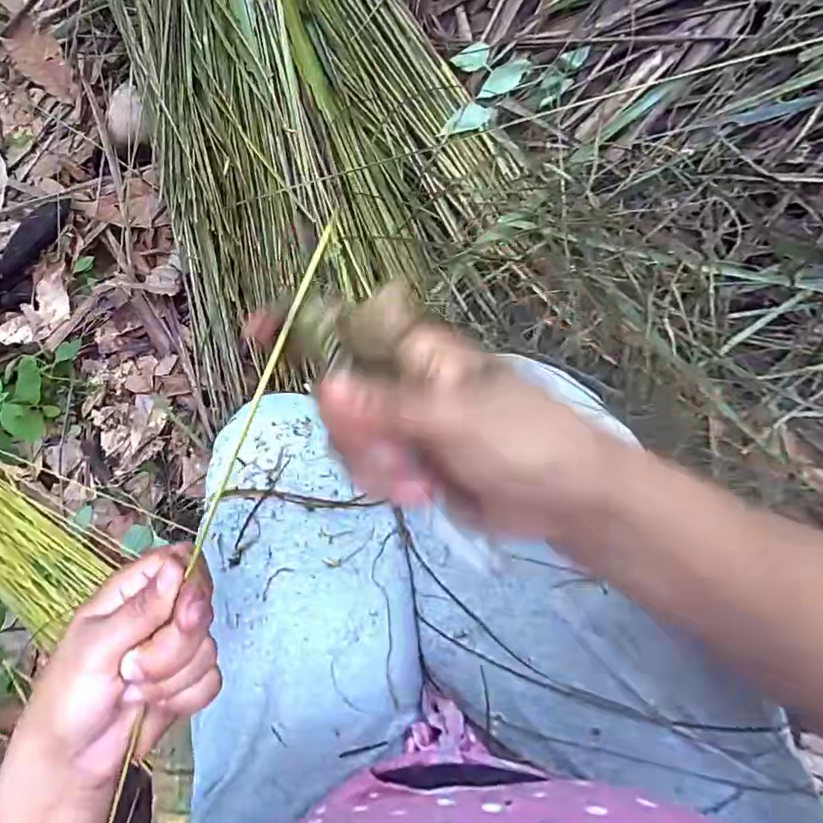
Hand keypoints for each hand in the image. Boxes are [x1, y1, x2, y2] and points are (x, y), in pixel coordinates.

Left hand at [13, 545, 218, 790]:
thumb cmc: (70, 691)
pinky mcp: (186, 681)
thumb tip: (176, 566)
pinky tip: (154, 705)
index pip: (180, 561)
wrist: (71, 758)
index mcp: (132, 589)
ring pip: (206, 646)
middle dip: (174, 645)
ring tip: (131, 689)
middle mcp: (158, 611)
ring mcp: (174, 647)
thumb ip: (141, 609)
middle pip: (199, 606)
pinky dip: (185, 697)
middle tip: (132, 667)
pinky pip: (211, 679)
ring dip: (171, 677)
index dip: (191, 584)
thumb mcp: (97, 645)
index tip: (182, 615)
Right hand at [293, 316, 635, 540]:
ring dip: (373, 464)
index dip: (297, 321)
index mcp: (412, 351)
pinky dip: (384, 482)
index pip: (344, 324)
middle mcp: (397, 379)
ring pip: (345, 436)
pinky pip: (366, 465)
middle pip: (333, 392)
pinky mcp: (403, 457)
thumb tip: (324, 387)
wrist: (568, 500)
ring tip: (418, 482)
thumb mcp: (454, 419)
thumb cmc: (525, 440)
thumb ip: (385, 407)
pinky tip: (421, 493)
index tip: (254, 332)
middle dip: (353, 431)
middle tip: (391, 453)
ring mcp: (398, 419)